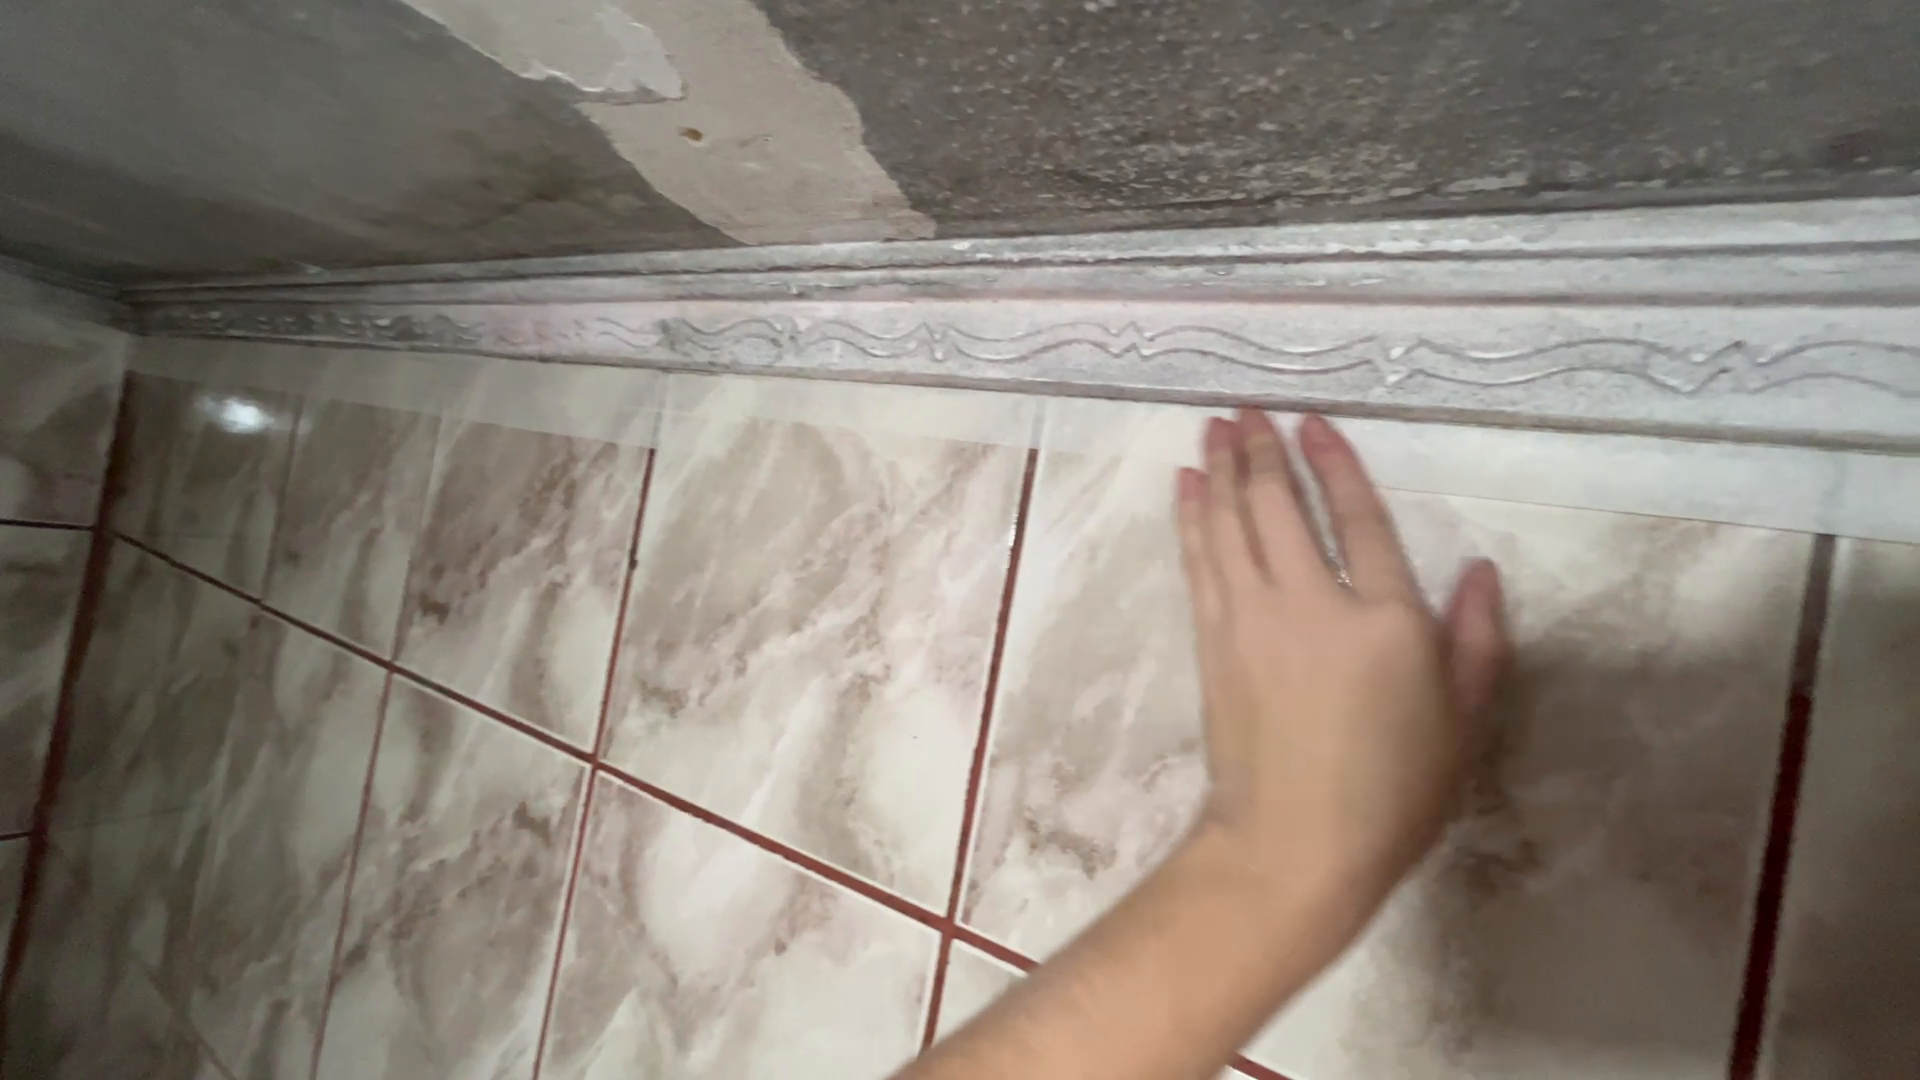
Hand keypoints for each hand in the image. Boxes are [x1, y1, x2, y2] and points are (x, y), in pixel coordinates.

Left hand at [1176, 410, 1509, 938]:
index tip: (1312, 420)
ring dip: (1217, 470)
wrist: (1293, 839)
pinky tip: (1184, 488)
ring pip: (1227, 523)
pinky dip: (1190, 518)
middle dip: (1259, 450)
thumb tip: (1481, 569)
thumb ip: (1478, 639)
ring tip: (1210, 428)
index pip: (1358, 517)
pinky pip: (1199, 560)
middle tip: (1245, 409)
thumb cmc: (1392, 788)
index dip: (1333, 461)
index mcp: (1385, 619)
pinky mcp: (1210, 638)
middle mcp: (1308, 602)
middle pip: (1276, 506)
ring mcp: (1248, 617)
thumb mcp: (1465, 720)